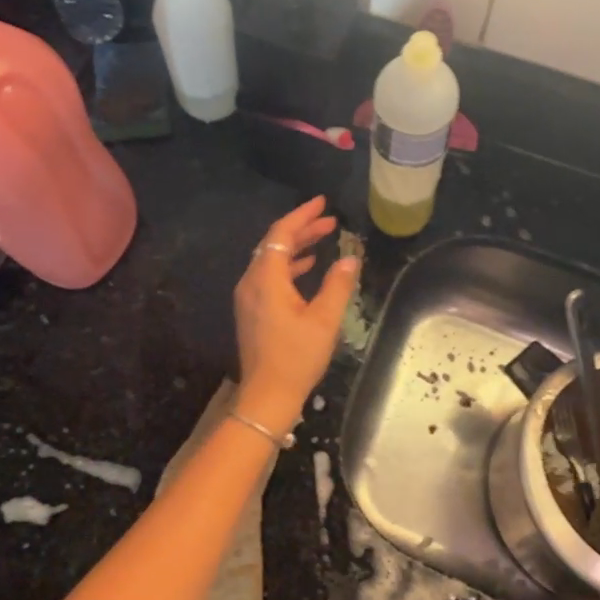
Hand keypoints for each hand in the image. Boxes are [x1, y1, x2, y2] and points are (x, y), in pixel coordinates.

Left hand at [232, 197, 360, 429]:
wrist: (267, 397)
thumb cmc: (296, 358)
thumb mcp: (324, 321)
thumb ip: (338, 285)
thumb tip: (351, 258)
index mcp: (266, 279)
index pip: (280, 234)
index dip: (302, 216)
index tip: (322, 203)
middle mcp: (252, 282)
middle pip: (274, 244)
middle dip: (302, 229)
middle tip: (329, 220)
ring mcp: (249, 297)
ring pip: (271, 259)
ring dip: (296, 246)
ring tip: (324, 238)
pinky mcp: (252, 310)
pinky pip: (269, 275)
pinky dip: (289, 265)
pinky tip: (308, 267)